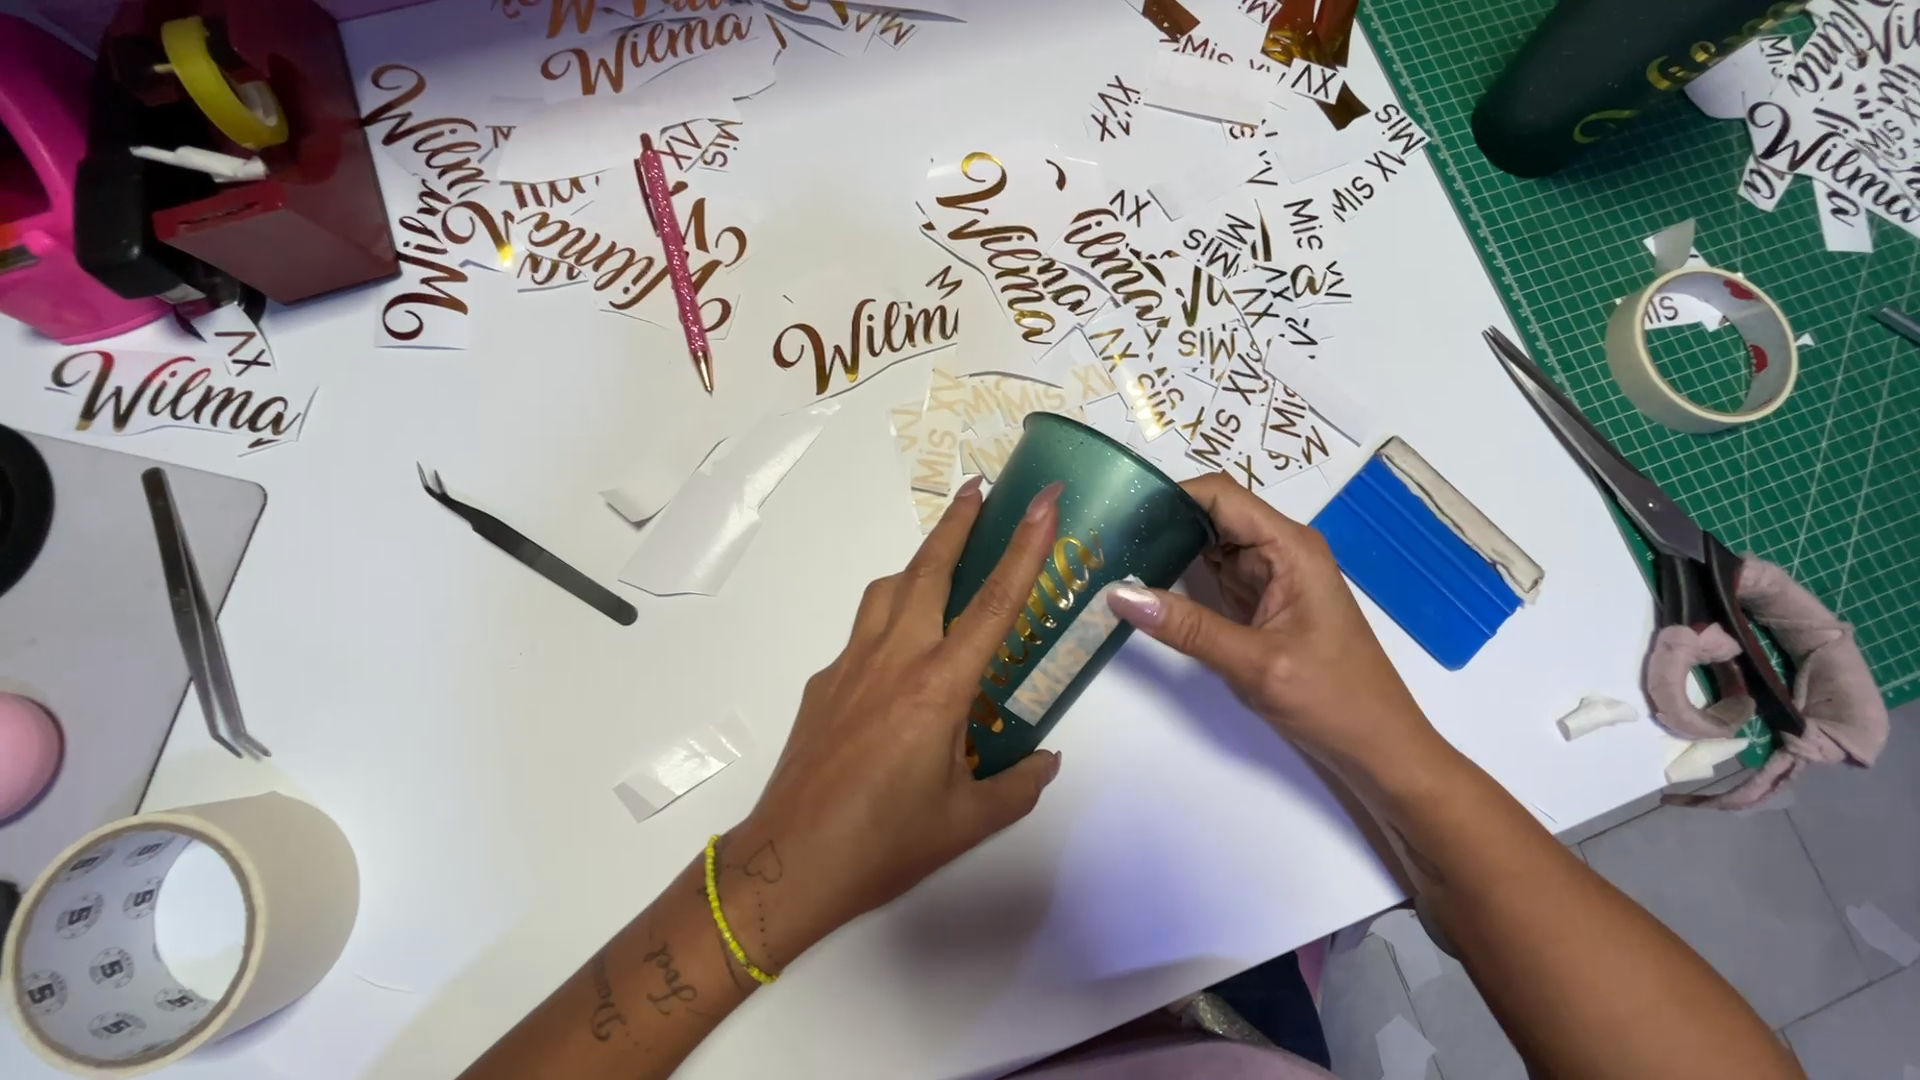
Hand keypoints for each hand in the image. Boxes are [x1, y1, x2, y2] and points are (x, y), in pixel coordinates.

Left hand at [721, 477, 1066, 969]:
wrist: (791, 863)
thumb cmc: (886, 843)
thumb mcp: (967, 821)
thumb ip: (1018, 786)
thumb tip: (1046, 761)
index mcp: (938, 687)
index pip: (995, 602)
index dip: (1025, 545)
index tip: (1041, 499)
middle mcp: (894, 660)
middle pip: (928, 569)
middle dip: (957, 521)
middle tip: (979, 488)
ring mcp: (850, 666)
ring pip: (887, 590)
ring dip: (919, 564)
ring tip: (945, 564)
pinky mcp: (822, 683)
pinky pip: (862, 634)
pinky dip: (890, 622)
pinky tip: (901, 661)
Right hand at [1104, 473, 1434, 771]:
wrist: (1377, 746)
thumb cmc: (1333, 699)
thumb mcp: (1255, 663)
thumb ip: (1186, 627)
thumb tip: (1119, 593)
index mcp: (1289, 547)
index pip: (1220, 495)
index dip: (1170, 494)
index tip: (1119, 509)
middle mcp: (1279, 550)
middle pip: (1210, 514)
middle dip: (1160, 520)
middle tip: (1104, 535)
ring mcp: (1268, 575)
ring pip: (1207, 544)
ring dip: (1166, 547)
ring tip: (1112, 554)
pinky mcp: (1258, 601)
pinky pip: (1211, 575)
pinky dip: (1178, 576)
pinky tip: (1143, 582)